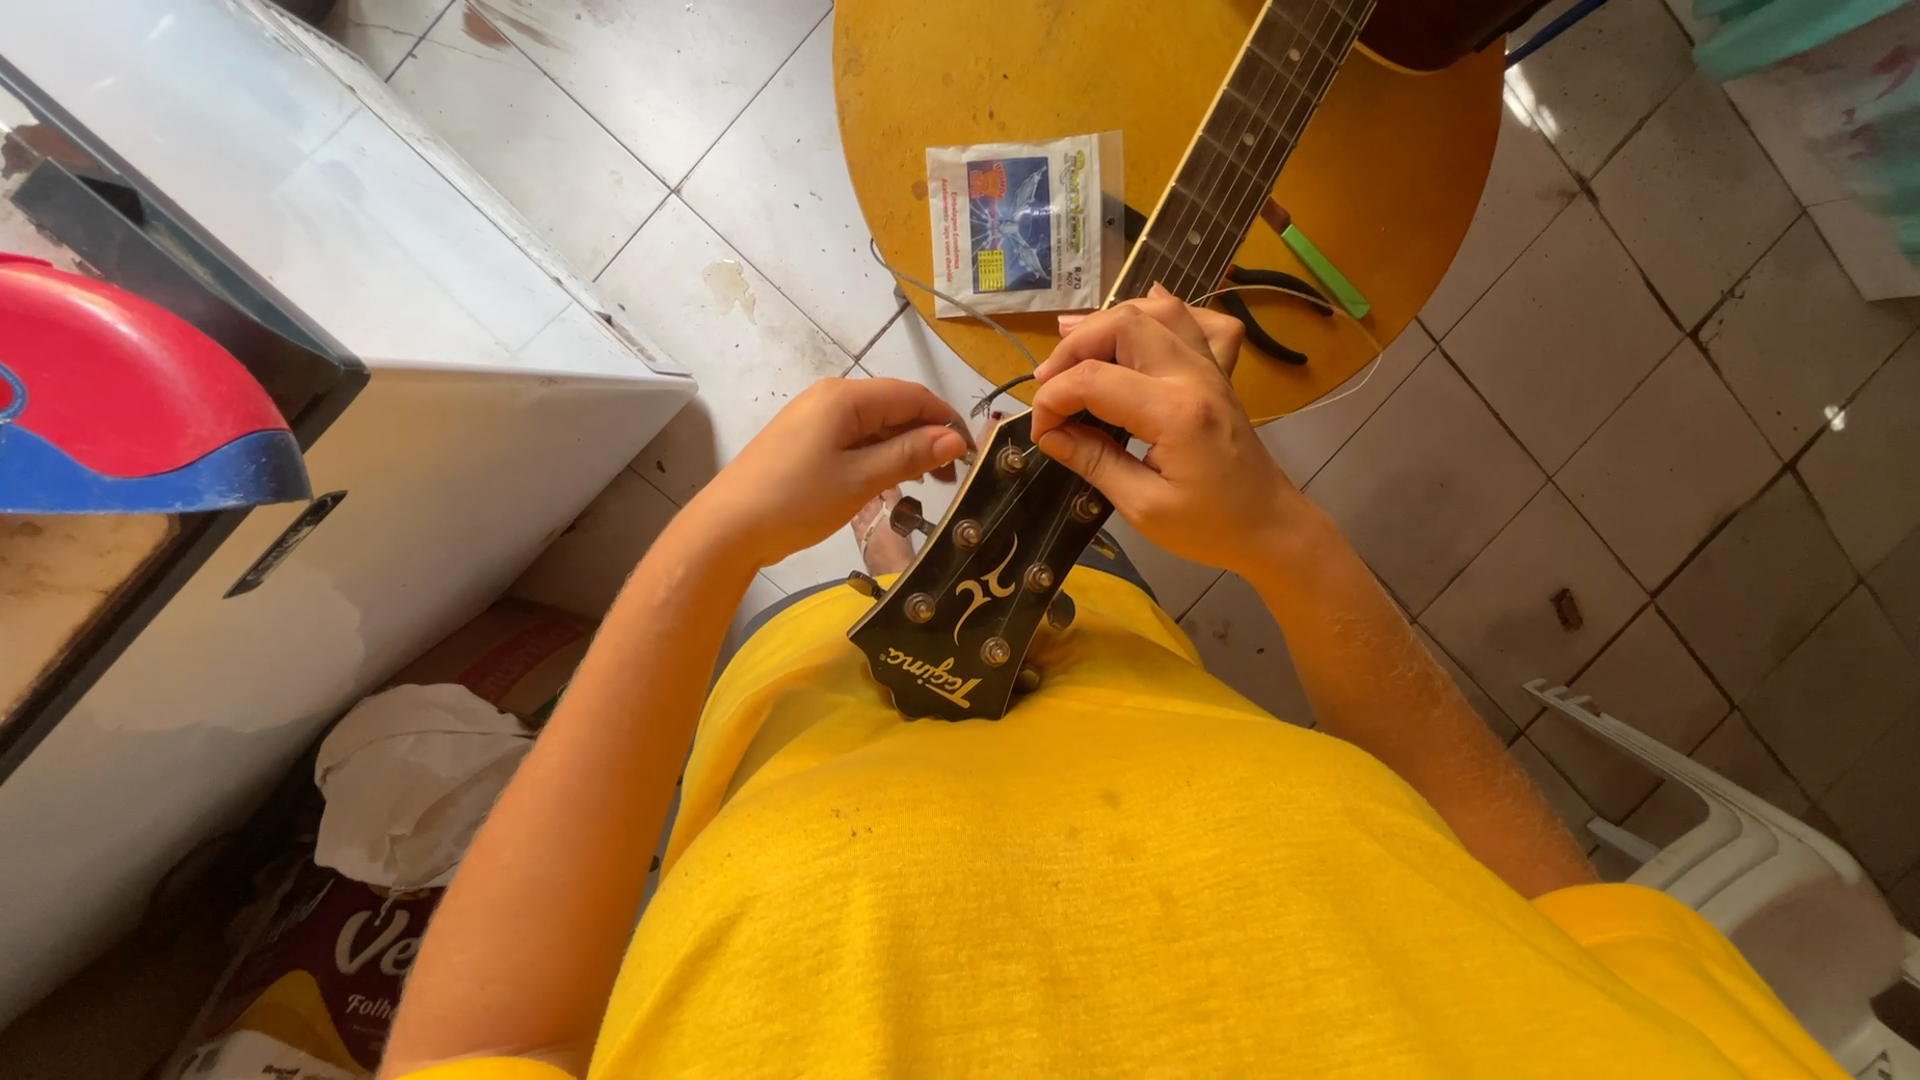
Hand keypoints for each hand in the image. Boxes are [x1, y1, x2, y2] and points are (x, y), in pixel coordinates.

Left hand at [686, 377, 969, 568]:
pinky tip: (889, 483)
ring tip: (924, 485)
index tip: (970, 455)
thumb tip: (955, 438)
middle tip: (949, 479)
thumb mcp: (861, 479)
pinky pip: (854, 440)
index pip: (912, 395)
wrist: (728, 528)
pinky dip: (878, 457)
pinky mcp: (805, 442)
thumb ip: (910, 455)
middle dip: (926, 437)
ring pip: (875, 426)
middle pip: (894, 408)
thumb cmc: (797, 500)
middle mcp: (831, 398)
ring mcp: (815, 419)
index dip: (946, 420)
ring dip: (903, 450)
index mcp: (845, 397)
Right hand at [1030, 286, 1311, 577]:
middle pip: (1124, 326)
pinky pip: (1197, 321)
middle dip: (1074, 347)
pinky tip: (1142, 311)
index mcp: (1175, 413)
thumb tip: (1049, 434)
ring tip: (1071, 340)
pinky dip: (1163, 310)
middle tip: (1047, 382)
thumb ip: (1094, 462)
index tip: (1040, 431)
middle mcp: (1194, 376)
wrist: (1271, 528)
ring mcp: (1210, 368)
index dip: (1053, 400)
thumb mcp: (1142, 507)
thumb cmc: (1209, 527)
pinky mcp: (1217, 372)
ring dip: (1108, 321)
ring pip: (1157, 312)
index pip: (1094, 381)